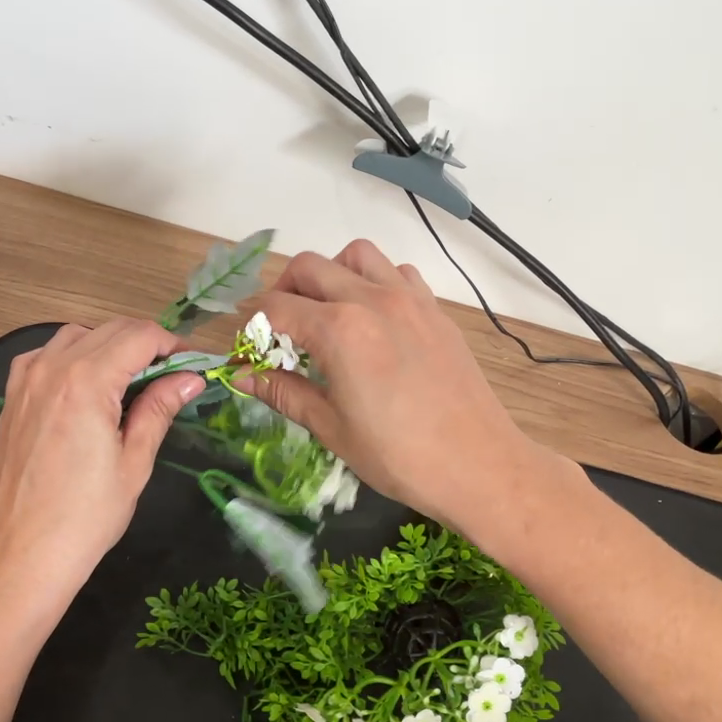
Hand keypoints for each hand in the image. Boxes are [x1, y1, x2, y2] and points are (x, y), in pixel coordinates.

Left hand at [0, 319, 202, 626]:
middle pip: (109, 330)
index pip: (139, 336)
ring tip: (130, 381)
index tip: (192, 366)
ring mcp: (26, 380)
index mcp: (86, 381)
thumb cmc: (88, 515)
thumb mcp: (134, 462)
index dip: (172, 345)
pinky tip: (85, 387)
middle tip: (170, 376)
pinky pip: (45, 356)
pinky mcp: (12, 397)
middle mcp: (52, 368)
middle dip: (145, 344)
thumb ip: (159, 409)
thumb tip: (190, 378)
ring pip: (76, 336)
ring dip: (108, 346)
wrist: (26, 553)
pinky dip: (71, 357)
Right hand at [249, 240, 570, 534]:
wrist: (479, 466)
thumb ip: (283, 392)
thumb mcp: (331, 428)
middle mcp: (372, 299)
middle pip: (308, 267)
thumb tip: (242, 377)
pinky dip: (374, 281)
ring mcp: (409, 299)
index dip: (251, 330)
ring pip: (355, 256)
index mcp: (340, 330)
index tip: (246, 355)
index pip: (275, 308)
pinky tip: (371, 319)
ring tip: (324, 314)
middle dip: (281, 293)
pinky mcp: (434, 310)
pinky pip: (396, 272)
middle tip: (278, 333)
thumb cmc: (398, 457)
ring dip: (329, 275)